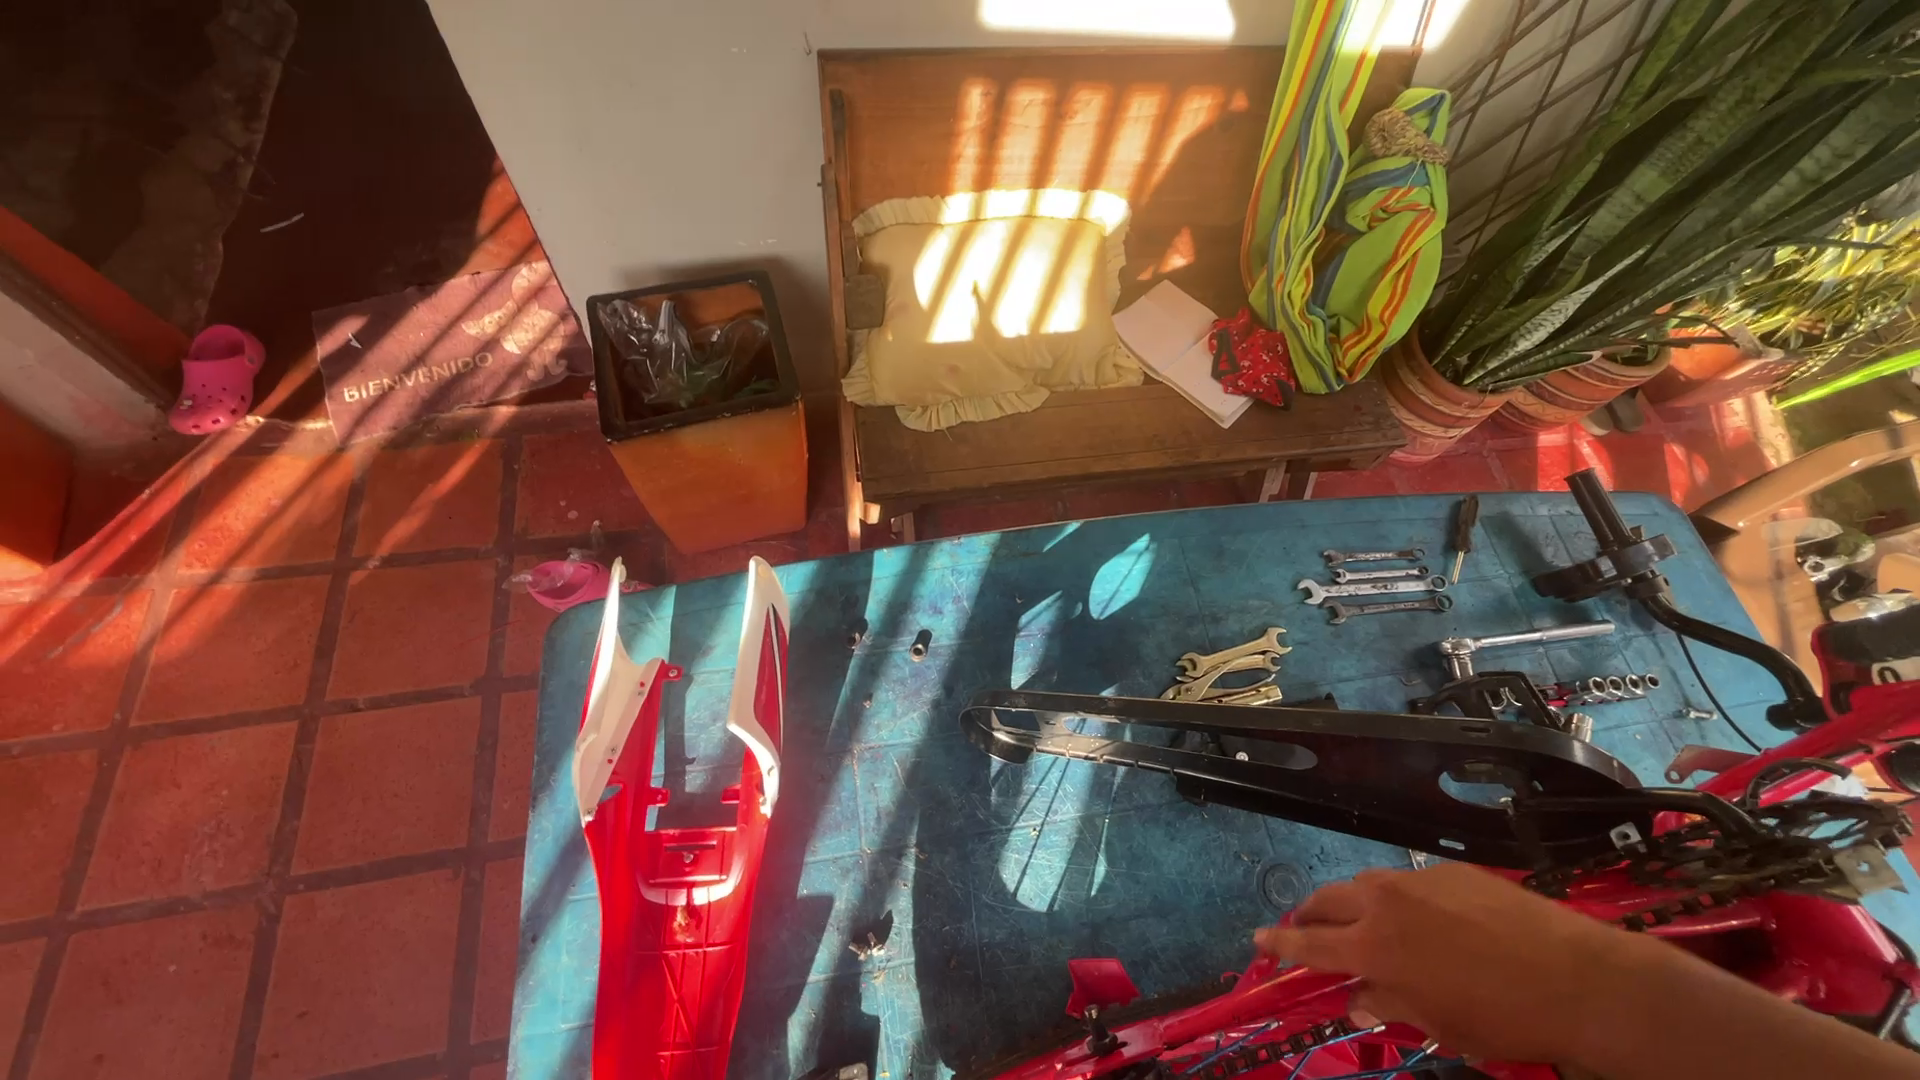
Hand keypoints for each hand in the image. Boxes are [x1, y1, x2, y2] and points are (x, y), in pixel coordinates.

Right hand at [1253, 862, 1668, 1065]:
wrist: (1581, 980)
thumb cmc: (1504, 1018)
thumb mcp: (1439, 1026)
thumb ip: (1388, 1006)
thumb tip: (1356, 1001)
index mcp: (1374, 946)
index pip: (1309, 943)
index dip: (1280, 944)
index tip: (1259, 941)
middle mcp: (1383, 903)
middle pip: (1326, 900)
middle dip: (1308, 914)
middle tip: (1304, 930)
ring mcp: (1417, 880)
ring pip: (1364, 884)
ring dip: (1351, 903)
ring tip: (1362, 924)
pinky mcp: (1450, 871)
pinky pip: (1409, 881)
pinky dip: (1398, 900)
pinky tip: (1426, 921)